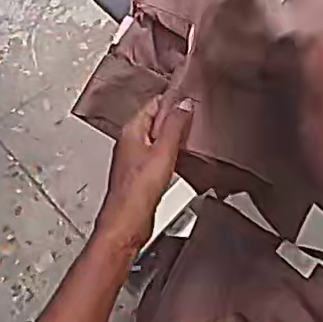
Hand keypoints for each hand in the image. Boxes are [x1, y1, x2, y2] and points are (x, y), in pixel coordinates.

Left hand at [92, 94, 194, 252]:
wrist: (128, 222)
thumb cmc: (137, 191)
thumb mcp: (163, 151)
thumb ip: (175, 125)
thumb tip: (183, 104)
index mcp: (132, 131)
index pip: (154, 104)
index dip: (172, 100)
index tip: (189, 98)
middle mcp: (130, 142)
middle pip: (156, 120)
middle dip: (175, 118)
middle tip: (195, 116)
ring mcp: (135, 159)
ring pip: (157, 138)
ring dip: (174, 137)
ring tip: (192, 136)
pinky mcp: (141, 174)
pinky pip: (159, 155)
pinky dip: (171, 153)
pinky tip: (181, 159)